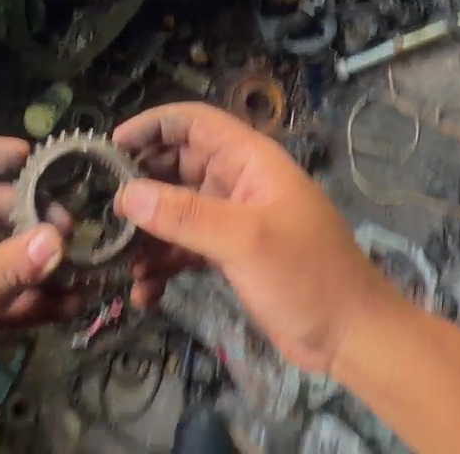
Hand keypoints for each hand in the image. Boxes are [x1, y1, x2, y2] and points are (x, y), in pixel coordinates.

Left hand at [0, 137, 77, 453]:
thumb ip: (9, 267)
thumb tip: (60, 236)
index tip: (31, 157)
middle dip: (29, 213)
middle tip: (71, 229)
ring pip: (3, 255)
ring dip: (40, 260)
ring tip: (82, 270)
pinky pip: (7, 297)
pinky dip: (36, 298)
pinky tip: (70, 307)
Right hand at [113, 103, 398, 375]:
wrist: (354, 338)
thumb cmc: (307, 273)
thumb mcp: (244, 239)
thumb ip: (183, 214)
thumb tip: (125, 195)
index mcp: (249, 160)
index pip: (194, 122)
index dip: (153, 125)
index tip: (112, 144)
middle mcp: (237, 182)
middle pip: (178, 165)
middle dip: (142, 183)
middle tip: (105, 206)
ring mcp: (232, 219)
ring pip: (176, 210)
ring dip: (148, 232)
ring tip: (121, 257)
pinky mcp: (229, 254)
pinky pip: (184, 248)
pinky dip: (163, 264)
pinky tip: (145, 290)